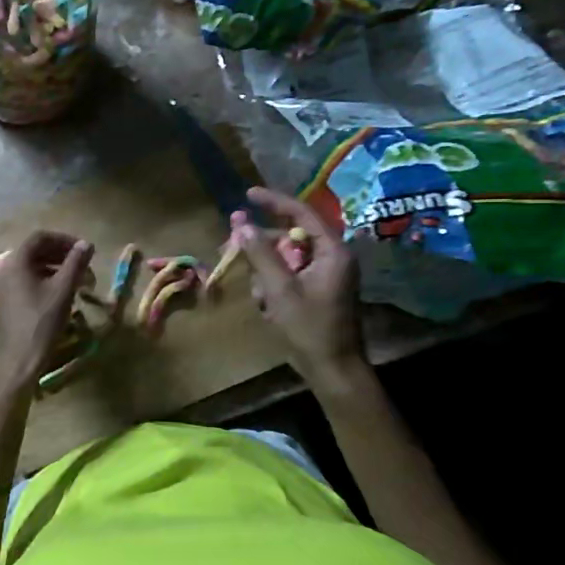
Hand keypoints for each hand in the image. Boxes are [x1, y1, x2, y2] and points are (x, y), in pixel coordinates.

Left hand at [0, 230, 91, 388]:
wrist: (20, 360)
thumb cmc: (42, 322)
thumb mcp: (64, 290)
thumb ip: (76, 263)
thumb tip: (87, 244)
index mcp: (16, 262)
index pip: (40, 237)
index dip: (64, 240)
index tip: (84, 251)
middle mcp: (4, 270)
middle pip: (34, 251)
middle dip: (61, 255)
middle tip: (83, 266)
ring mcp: (1, 287)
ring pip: (31, 268)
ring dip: (54, 269)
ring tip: (76, 281)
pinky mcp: (4, 302)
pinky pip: (25, 282)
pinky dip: (44, 281)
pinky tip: (60, 295)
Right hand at [234, 187, 364, 381]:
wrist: (334, 370)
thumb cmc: (309, 328)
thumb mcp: (279, 289)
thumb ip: (260, 254)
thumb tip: (240, 223)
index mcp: (332, 251)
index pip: (301, 213)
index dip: (273, 201)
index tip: (247, 195)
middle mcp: (333, 257)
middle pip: (290, 237)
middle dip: (262, 246)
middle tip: (231, 246)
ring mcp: (327, 274)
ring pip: (287, 259)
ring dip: (267, 273)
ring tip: (260, 298)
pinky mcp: (320, 290)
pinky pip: (291, 275)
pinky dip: (275, 285)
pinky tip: (268, 307)